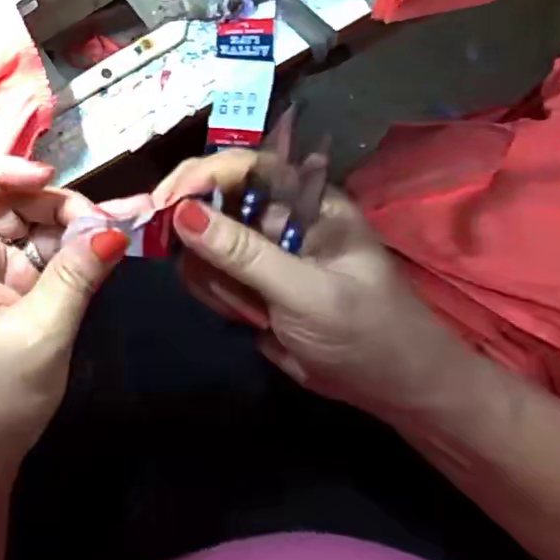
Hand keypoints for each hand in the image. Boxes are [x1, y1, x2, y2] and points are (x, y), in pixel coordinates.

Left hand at [0, 158, 129, 470]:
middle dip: (58, 204)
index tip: (50, 177)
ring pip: (38, 227)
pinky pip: (53, 256)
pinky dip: (81, 249)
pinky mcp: (25, 290)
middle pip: (14, 203)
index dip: (5, 171)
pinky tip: (113, 240)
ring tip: (123, 224)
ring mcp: (2, 271)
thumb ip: (77, 276)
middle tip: (105, 220)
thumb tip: (115, 228)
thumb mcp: (41, 331)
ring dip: (77, 224)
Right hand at [154, 150, 479, 419]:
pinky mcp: (245, 276)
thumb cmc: (369, 334)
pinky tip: (248, 318)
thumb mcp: (306, 293)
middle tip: (223, 285)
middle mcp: (276, 212)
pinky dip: (215, 295)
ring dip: (213, 279)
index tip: (163, 207)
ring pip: (198, 241)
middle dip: (204, 245)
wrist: (396, 393)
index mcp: (305, 199)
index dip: (197, 177)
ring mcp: (258, 245)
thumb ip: (243, 253)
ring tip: (252, 312)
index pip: (239, 166)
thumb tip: (180, 212)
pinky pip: (203, 271)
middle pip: (207, 201)